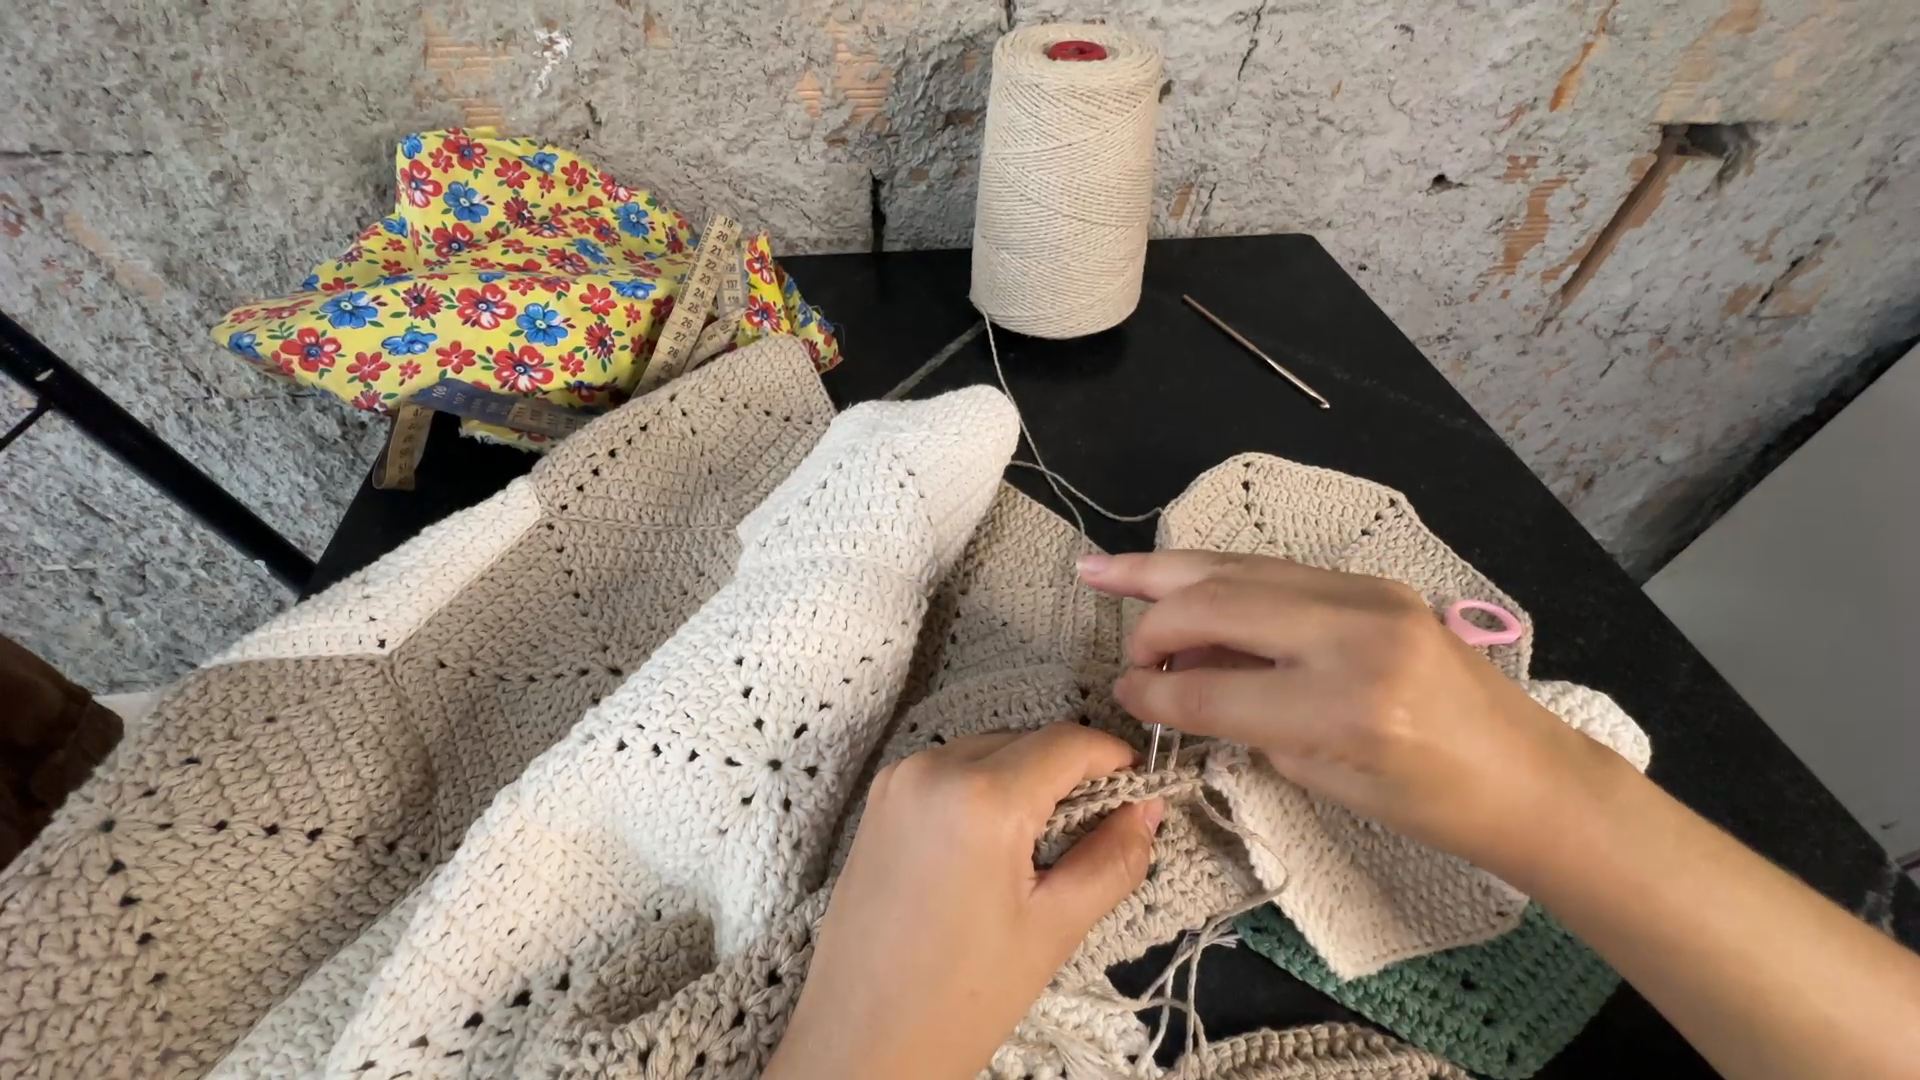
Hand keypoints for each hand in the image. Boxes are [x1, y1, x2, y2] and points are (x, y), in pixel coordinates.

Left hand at [766, 724, 1164, 1079]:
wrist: (858, 1040)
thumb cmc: (961, 997)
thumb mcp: (1054, 928)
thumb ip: (1112, 859)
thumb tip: (1148, 809)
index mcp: (982, 798)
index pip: (1067, 743)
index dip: (1113, 757)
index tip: (1141, 786)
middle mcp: (934, 767)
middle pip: (1028, 741)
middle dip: (1071, 772)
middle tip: (1098, 826)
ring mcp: (900, 776)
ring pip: (990, 749)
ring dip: (1027, 777)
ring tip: (1041, 843)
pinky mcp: (882, 794)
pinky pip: (952, 767)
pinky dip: (985, 785)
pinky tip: (992, 841)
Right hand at [1078, 550, 1629, 877]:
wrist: (1527, 771)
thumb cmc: (1428, 802)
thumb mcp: (1322, 777)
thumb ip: (1242, 719)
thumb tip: (1175, 680)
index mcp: (1347, 707)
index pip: (1214, 689)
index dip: (1155, 690)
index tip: (1123, 692)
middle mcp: (1353, 634)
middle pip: (1215, 606)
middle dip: (1153, 623)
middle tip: (1122, 646)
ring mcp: (1364, 593)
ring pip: (1234, 568)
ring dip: (1163, 571)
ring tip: (1102, 569)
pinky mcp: (1367, 580)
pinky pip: (1267, 569)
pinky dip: (1212, 575)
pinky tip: (1173, 575)